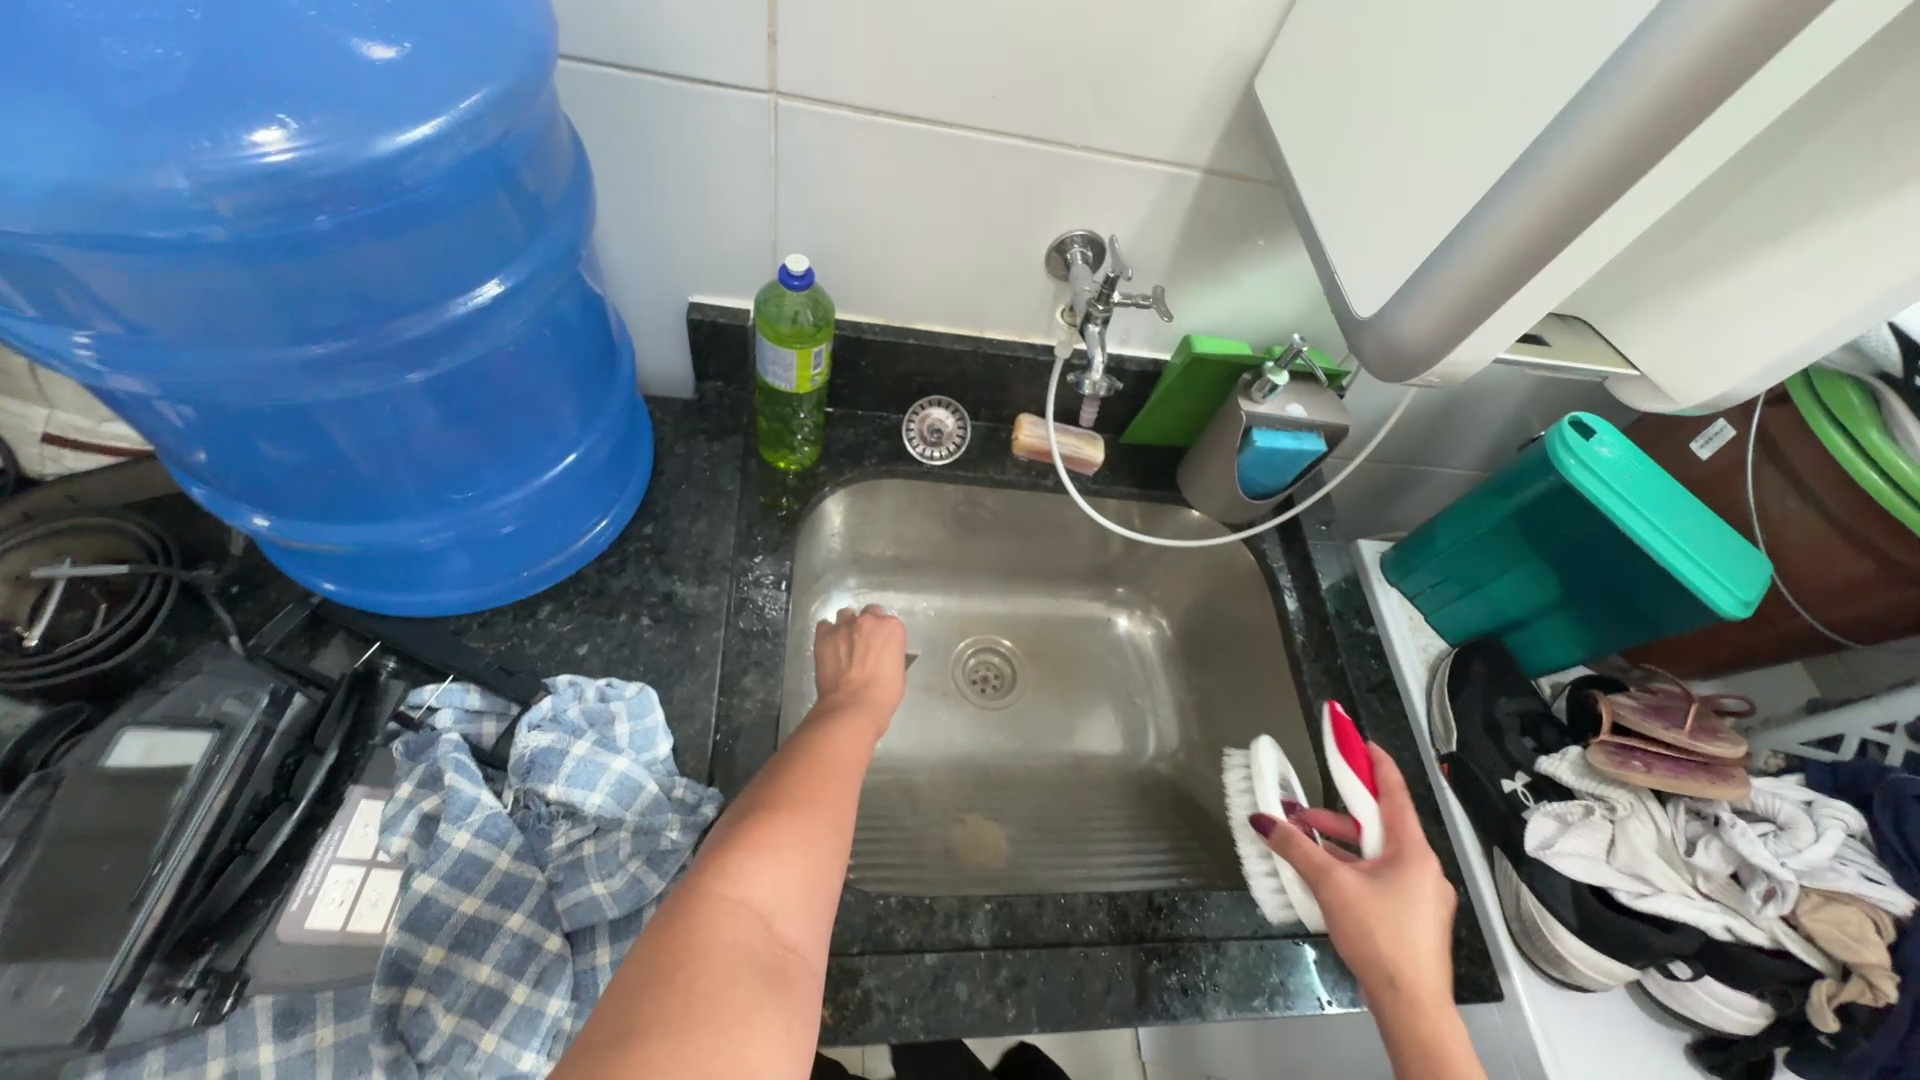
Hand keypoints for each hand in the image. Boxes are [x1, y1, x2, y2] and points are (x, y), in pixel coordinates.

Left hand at [812, 605, 907, 732]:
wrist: (853, 706)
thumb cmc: (884, 694)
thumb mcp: (898, 670)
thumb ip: (890, 653)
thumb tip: (880, 654)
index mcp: (891, 627)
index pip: (888, 622)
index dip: (883, 635)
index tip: (880, 647)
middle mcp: (868, 621)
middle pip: (868, 613)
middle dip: (866, 625)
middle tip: (863, 644)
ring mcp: (844, 626)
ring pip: (845, 615)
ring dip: (846, 625)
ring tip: (844, 642)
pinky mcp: (823, 636)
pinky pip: (824, 626)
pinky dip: (827, 633)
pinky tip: (829, 646)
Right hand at [1252, 744, 1457, 1010]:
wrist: (1411, 1003)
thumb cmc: (1378, 935)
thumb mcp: (1330, 885)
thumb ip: (1295, 848)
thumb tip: (1261, 820)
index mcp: (1412, 850)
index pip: (1394, 793)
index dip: (1376, 764)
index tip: (1361, 742)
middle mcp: (1422, 867)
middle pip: (1377, 827)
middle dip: (1336, 818)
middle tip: (1301, 815)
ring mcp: (1422, 895)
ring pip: (1377, 856)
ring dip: (1341, 848)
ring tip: (1304, 850)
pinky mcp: (1414, 918)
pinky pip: (1381, 880)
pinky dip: (1353, 872)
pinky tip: (1325, 882)